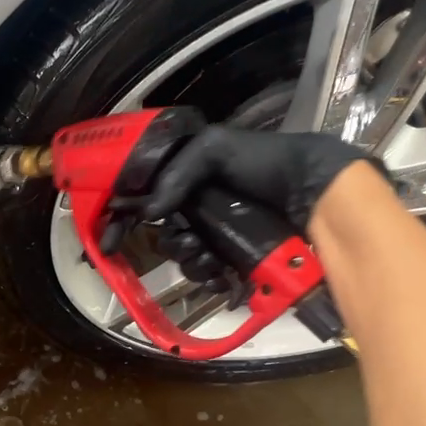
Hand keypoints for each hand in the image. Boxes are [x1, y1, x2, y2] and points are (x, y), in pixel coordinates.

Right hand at [101, 126, 379, 254]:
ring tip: (210, 255)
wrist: (316, 199)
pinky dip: (208, 277)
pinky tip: (221, 273)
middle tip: (188, 239)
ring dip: (190, 260)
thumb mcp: (217, 149)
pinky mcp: (235, 261)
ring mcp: (219, 236)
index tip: (108, 239)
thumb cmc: (269, 165)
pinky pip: (205, 276)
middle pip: (163, 234)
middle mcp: (203, 207)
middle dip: (170, 241)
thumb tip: (147, 211)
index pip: (147, 198)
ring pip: (182, 257)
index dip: (124, 218)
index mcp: (193, 178)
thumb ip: (176, 173)